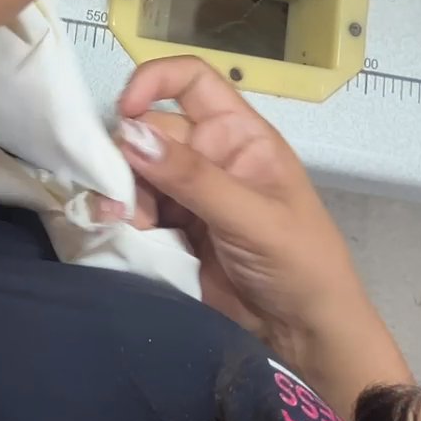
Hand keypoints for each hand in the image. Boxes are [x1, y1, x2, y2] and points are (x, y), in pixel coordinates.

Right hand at [112, 56, 410, 413]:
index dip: (153, 81)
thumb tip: (130, 134)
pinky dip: (120, 215)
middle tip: (120, 197)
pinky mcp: (168, 224)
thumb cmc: (301, 267)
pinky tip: (123, 232)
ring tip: (127, 224)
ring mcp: (185, 190)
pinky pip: (131, 203)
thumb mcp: (253, 217)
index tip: (123, 110)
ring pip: (133, 168)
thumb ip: (192, 177)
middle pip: (148, 130)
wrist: (300, 339)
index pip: (190, 80)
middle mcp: (207, 154)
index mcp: (238, 135)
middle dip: (128, 158)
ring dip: (122, 192)